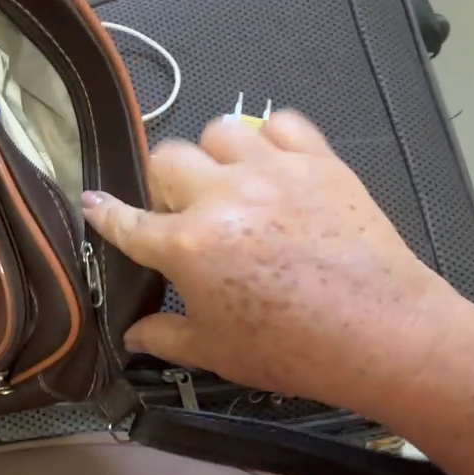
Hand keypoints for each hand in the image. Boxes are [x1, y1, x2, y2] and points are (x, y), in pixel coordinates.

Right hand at [82, 112, 473, 417]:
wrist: (381, 332)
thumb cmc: (290, 349)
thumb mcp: (214, 351)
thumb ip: (164, 336)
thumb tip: (131, 335)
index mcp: (188, 246)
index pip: (128, 221)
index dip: (104, 212)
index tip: (91, 201)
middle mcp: (223, 197)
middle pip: (167, 158)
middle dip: (162, 182)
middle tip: (180, 210)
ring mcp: (273, 172)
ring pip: (220, 129)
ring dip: (212, 154)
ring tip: (227, 181)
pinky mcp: (320, 163)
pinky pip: (282, 123)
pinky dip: (269, 137)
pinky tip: (273, 164)